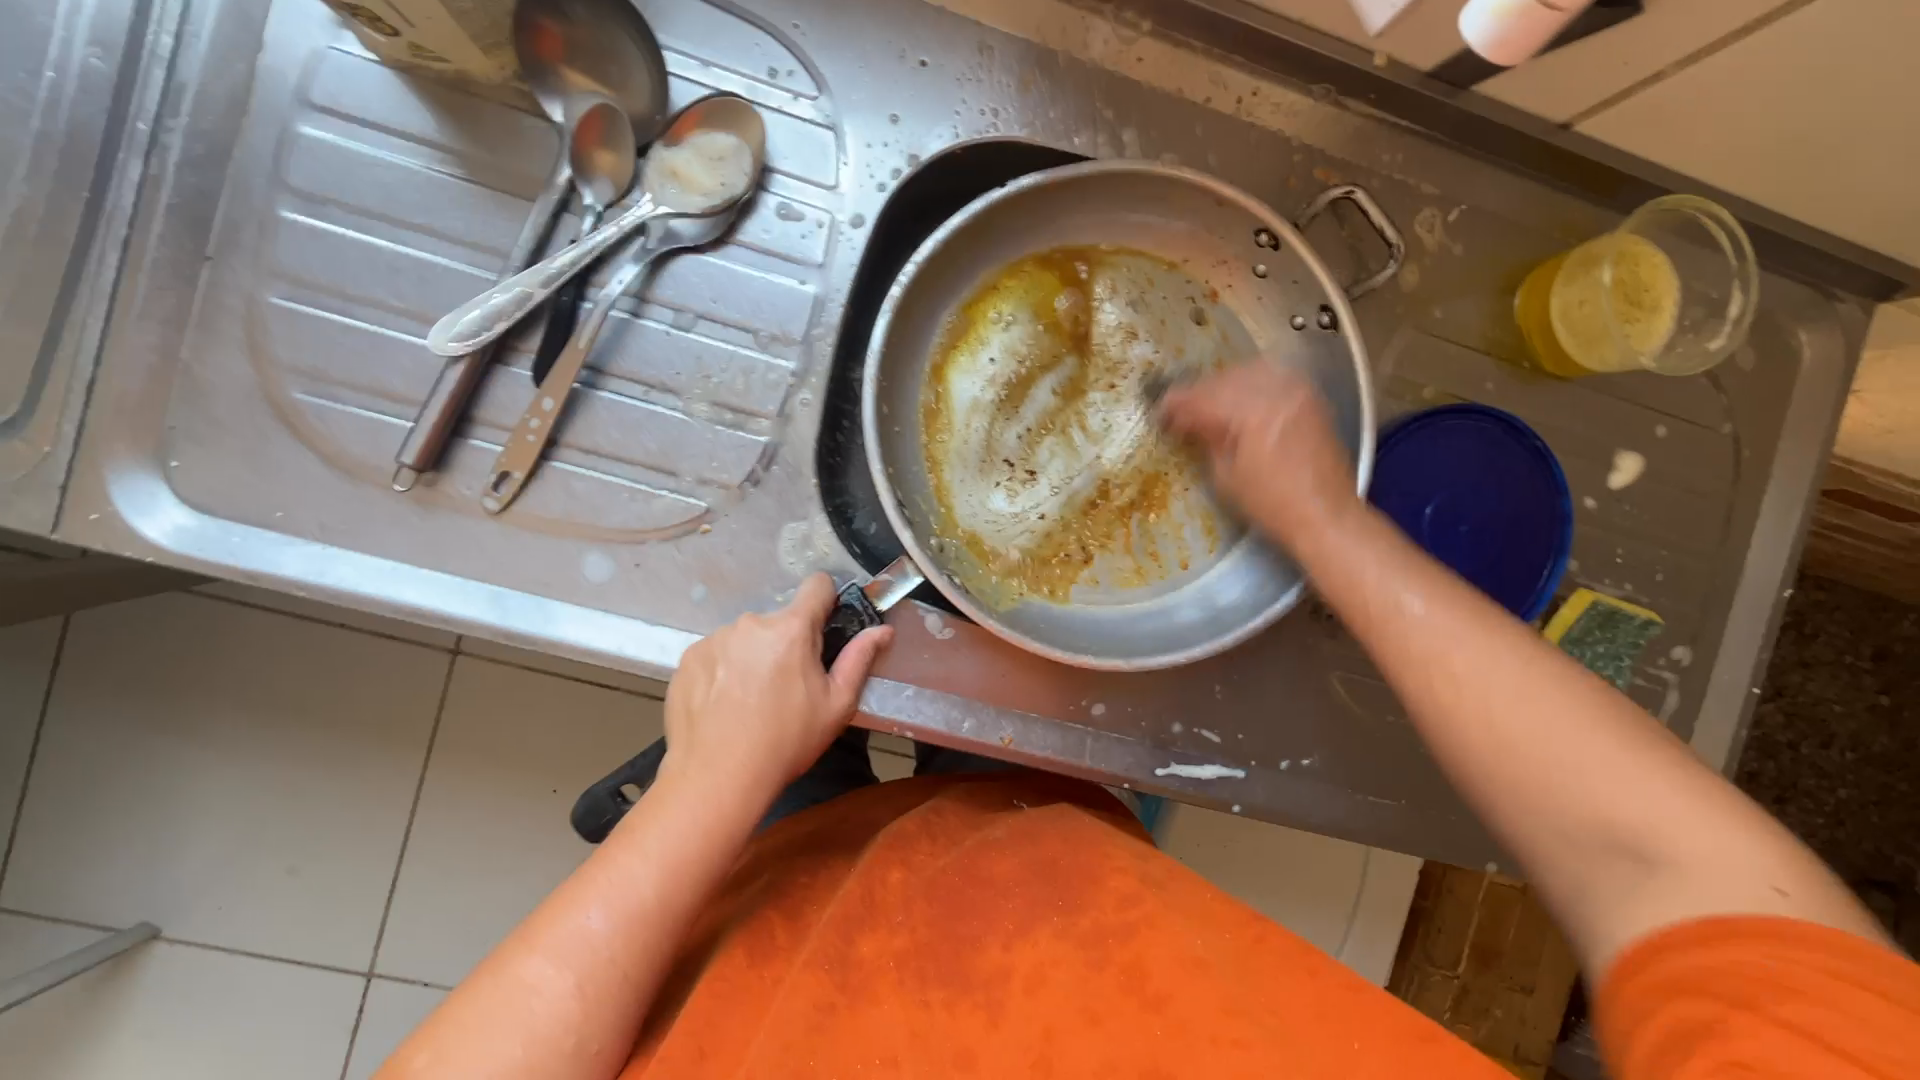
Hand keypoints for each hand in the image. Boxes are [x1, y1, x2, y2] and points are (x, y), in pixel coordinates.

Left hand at [660, 573, 894, 801]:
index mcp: (791, 629)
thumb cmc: (786, 742)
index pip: (817, 586)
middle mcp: (750, 623)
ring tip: (749, 700)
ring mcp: (714, 639)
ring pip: (745, 638)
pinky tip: (723, 704)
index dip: (825, 602)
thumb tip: (882, 630)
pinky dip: (723, 670)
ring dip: (752, 657)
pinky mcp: (688, 658)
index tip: (823, 629)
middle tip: (786, 687)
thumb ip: (860, 660)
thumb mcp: (836, 706)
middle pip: (779, 620)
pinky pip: (715, 653)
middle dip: (786, 643)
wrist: (716, 778)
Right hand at [1159, 362, 1359, 547]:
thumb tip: (1187, 422)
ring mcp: (1297, 391)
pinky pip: (1272, 377)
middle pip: (1224, 379)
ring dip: (1223, 385)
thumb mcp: (1226, 476)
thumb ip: (1207, 439)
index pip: (1203, 398)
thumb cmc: (1272, 505)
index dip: (1177, 405)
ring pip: (1248, 372)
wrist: (1326, 516)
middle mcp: (1276, 391)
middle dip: (1198, 393)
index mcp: (1251, 412)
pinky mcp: (1309, 398)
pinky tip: (1238, 399)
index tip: (1160, 413)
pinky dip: (1249, 384)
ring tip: (1208, 404)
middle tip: (1179, 410)